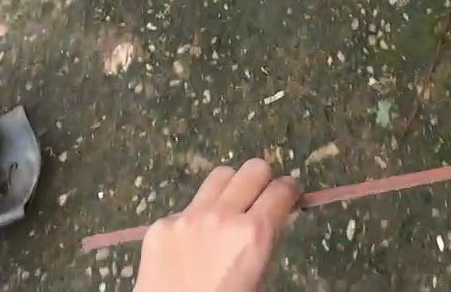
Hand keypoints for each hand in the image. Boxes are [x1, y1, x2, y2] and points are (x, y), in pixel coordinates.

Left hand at [134, 158, 299, 291]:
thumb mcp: (258, 282)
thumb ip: (265, 244)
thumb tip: (273, 216)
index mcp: (253, 235)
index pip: (282, 189)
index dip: (289, 191)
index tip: (288, 196)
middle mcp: (222, 216)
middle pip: (254, 169)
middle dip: (263, 181)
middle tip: (260, 199)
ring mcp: (188, 217)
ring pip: (220, 176)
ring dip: (230, 190)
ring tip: (226, 212)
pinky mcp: (161, 225)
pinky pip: (187, 207)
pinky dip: (196, 219)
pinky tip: (191, 244)